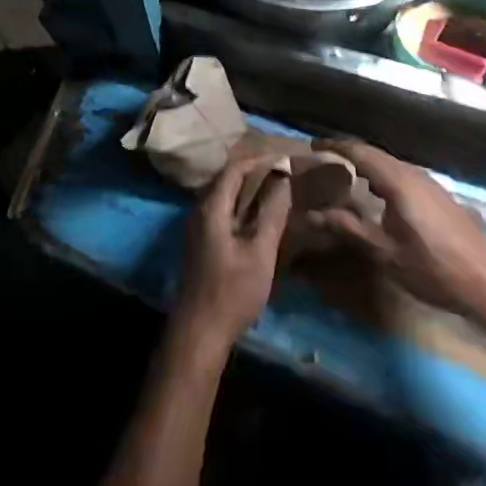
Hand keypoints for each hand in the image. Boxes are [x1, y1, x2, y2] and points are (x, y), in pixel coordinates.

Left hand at [173, 153, 292, 345]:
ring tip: (278, 185)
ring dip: (249, 186)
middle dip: (254, 169)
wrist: (200, 328)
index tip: (286, 157)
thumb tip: (283, 178)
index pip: (234, 169)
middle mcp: (200, 209)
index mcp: (211, 207)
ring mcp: (199, 225)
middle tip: (284, 168)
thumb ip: (271, 214)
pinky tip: (262, 212)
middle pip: (226, 178)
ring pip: (224, 194)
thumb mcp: (259, 252)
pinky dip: (243, 203)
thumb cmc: (232, 290)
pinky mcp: (203, 239)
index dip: (259, 159)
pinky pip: (223, 208)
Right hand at [311, 138, 485, 315]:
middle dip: (349, 153)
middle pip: (376, 154)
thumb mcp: (384, 252)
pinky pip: (404, 175)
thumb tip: (313, 214)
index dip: (334, 147)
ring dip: (368, 164)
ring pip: (392, 164)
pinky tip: (378, 194)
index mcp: (398, 182)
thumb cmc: (433, 269)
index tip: (312, 147)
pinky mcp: (441, 197)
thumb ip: (349, 228)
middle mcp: (415, 175)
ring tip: (346, 173)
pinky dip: (383, 175)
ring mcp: (432, 184)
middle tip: (324, 158)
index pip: (360, 152)